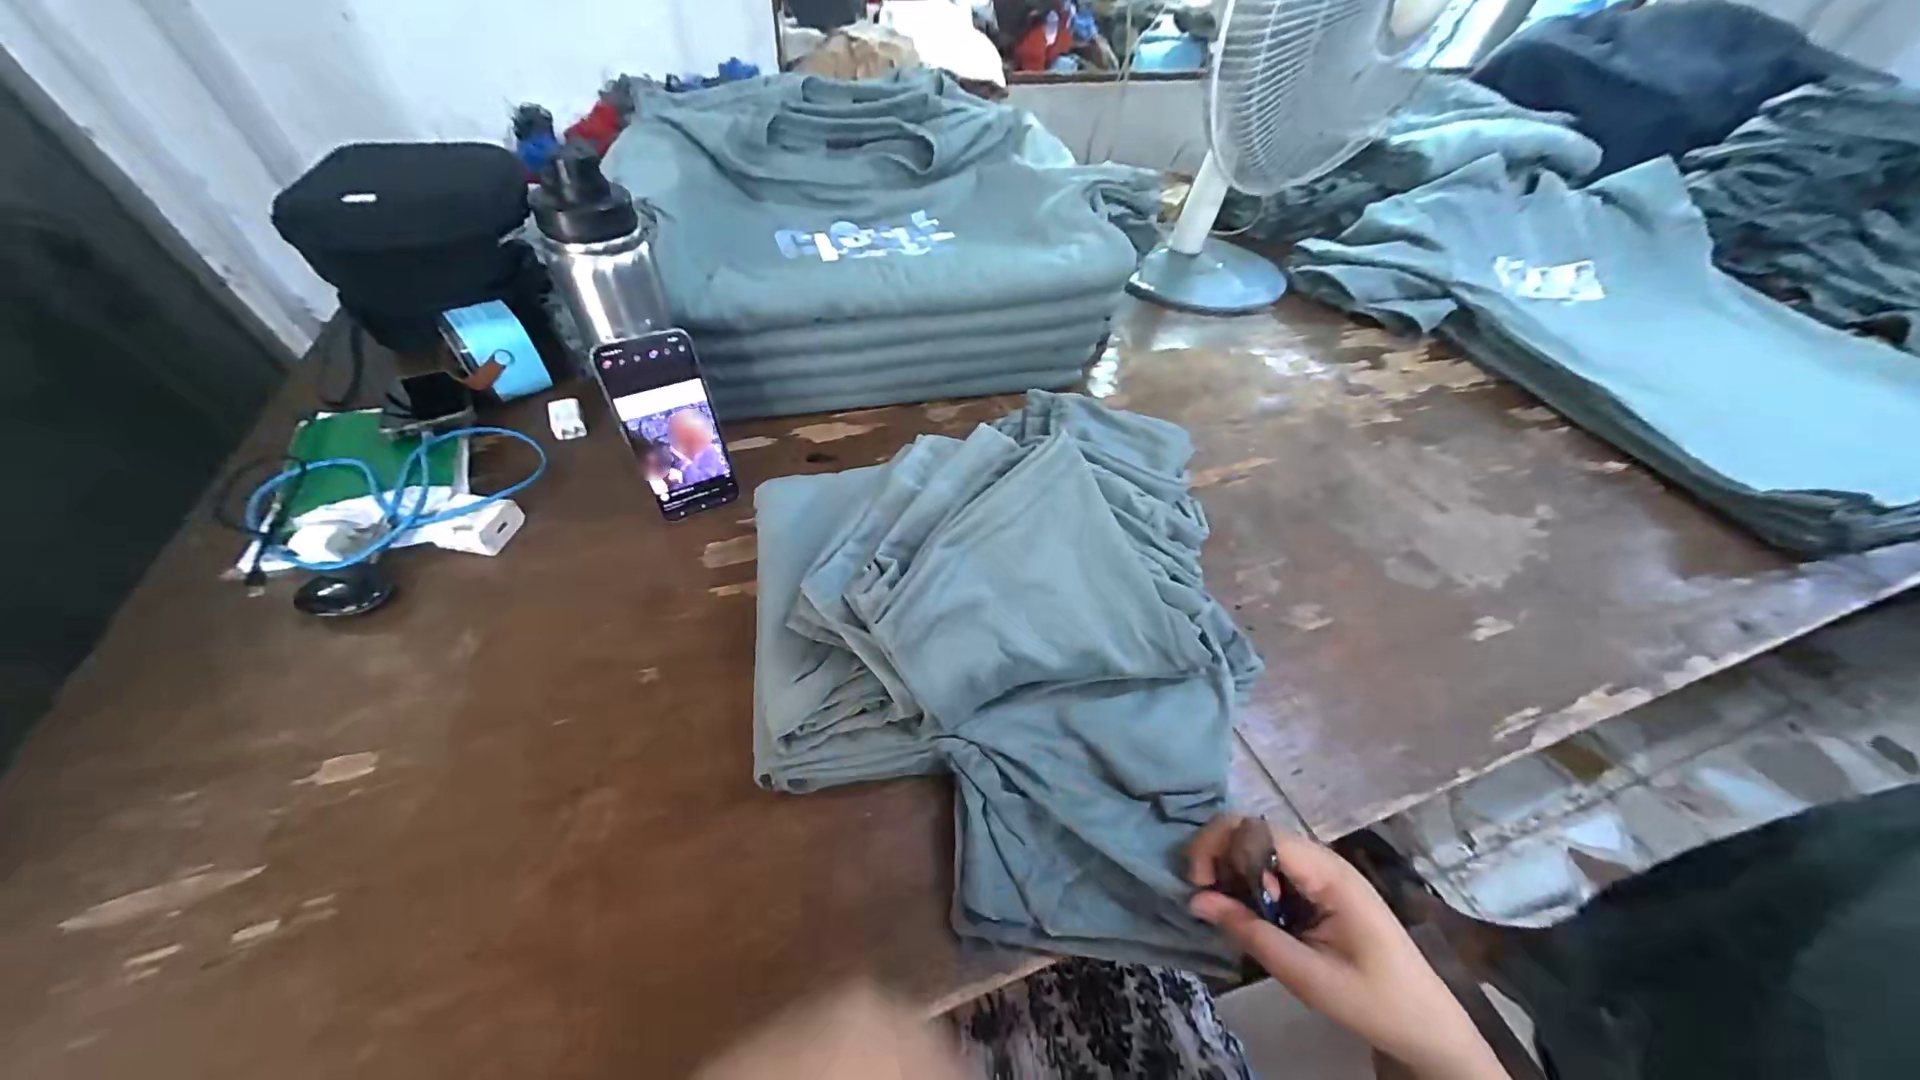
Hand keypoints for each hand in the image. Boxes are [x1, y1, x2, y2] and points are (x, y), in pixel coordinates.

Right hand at [1186, 815, 1507, 1079]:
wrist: (1429, 1028)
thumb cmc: (1375, 1001)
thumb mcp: (1307, 976)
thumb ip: (1250, 932)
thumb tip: (1195, 899)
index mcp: (1326, 872)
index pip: (1257, 831)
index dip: (1219, 846)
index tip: (1200, 885)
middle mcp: (1319, 858)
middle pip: (1251, 829)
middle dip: (1217, 852)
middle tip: (1202, 892)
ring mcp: (1318, 869)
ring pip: (1256, 845)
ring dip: (1229, 867)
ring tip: (1221, 904)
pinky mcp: (1314, 884)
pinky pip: (1268, 865)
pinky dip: (1245, 879)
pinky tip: (1244, 909)